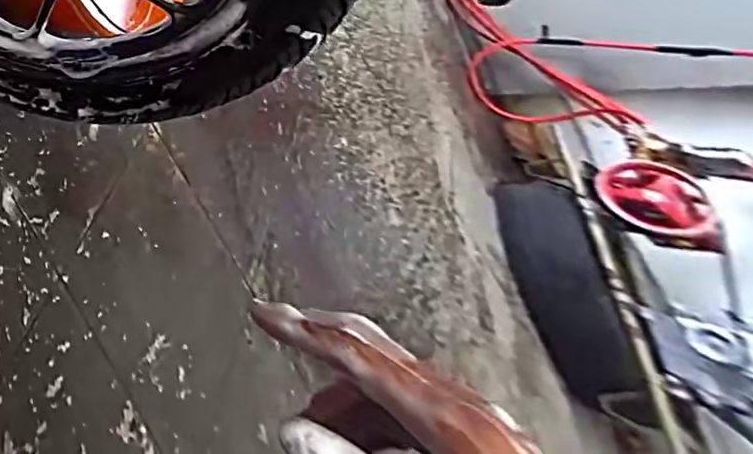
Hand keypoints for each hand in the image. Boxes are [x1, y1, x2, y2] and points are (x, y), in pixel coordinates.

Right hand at [252, 303, 538, 453]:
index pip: (351, 349)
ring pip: (391, 380)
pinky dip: (382, 416)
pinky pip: (418, 404)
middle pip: (371, 350)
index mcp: (444, 413)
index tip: (263, 311)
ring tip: (322, 432)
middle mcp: (462, 404)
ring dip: (349, 398)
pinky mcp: (489, 435)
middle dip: (320, 349)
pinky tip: (370, 443)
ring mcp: (480, 418)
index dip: (298, 328)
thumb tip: (294, 430)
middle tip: (282, 342)